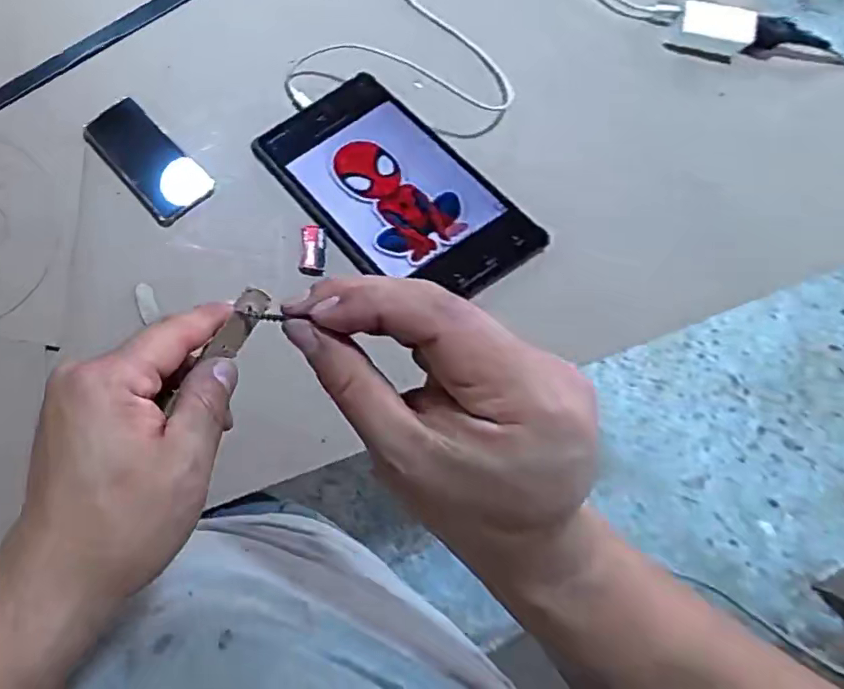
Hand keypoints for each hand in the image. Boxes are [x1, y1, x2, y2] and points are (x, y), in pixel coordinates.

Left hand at [14, 303, 238, 605]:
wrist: (57, 577)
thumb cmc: (125, 524)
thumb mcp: (184, 462)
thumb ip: (207, 401)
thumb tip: (222, 363)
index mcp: (104, 377)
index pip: (167, 334)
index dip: (207, 321)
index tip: (238, 309)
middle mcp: (78, 374)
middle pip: (149, 358)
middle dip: (191, 375)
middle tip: (224, 415)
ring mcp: (65, 397)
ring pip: (135, 379)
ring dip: (169, 398)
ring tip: (195, 438)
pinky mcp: (63, 418)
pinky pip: (116, 397)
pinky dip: (145, 410)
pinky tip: (161, 442)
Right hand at [281, 278, 596, 578]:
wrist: (531, 545)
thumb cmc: (467, 513)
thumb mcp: (400, 454)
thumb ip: (350, 384)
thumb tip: (303, 329)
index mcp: (527, 393)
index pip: (439, 316)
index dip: (368, 301)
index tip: (308, 309)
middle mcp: (541, 361)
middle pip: (438, 304)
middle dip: (365, 298)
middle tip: (305, 307)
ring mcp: (535, 354)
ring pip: (439, 308)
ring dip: (377, 305)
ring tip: (325, 313)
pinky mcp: (518, 354)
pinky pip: (447, 322)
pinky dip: (399, 318)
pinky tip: (365, 321)